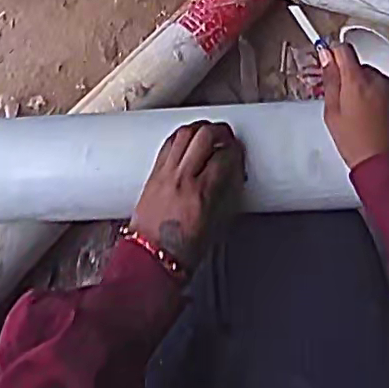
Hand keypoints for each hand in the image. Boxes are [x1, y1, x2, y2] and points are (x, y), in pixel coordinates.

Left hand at [128, 120, 244, 266]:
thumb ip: (224, 196)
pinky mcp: (153, 172)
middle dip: (220, 131)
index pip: (224, 159)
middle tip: (227, 136)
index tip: (239, 152)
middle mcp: (182, 179)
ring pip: (184, 133)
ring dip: (200, 128)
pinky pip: (169, 143)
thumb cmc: (181, 252)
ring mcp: (166, 173)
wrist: (149, 259)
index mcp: (201, 196)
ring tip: (209, 131)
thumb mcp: (215, 226)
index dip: (235, 151)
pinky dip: (181, 135)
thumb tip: (231, 175)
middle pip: (204, 137)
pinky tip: (187, 138)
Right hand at [320, 43, 388, 168]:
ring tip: (362, 116)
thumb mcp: (333, 114)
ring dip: (368, 90)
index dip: (333, 55)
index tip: (329, 61)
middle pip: (360, 66)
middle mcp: (379, 80)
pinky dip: (383, 100)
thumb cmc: (362, 146)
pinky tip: (376, 120)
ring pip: (375, 80)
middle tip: (345, 101)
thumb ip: (329, 80)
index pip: (343, 49)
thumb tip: (327, 59)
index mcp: (356, 80)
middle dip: (351, 78)